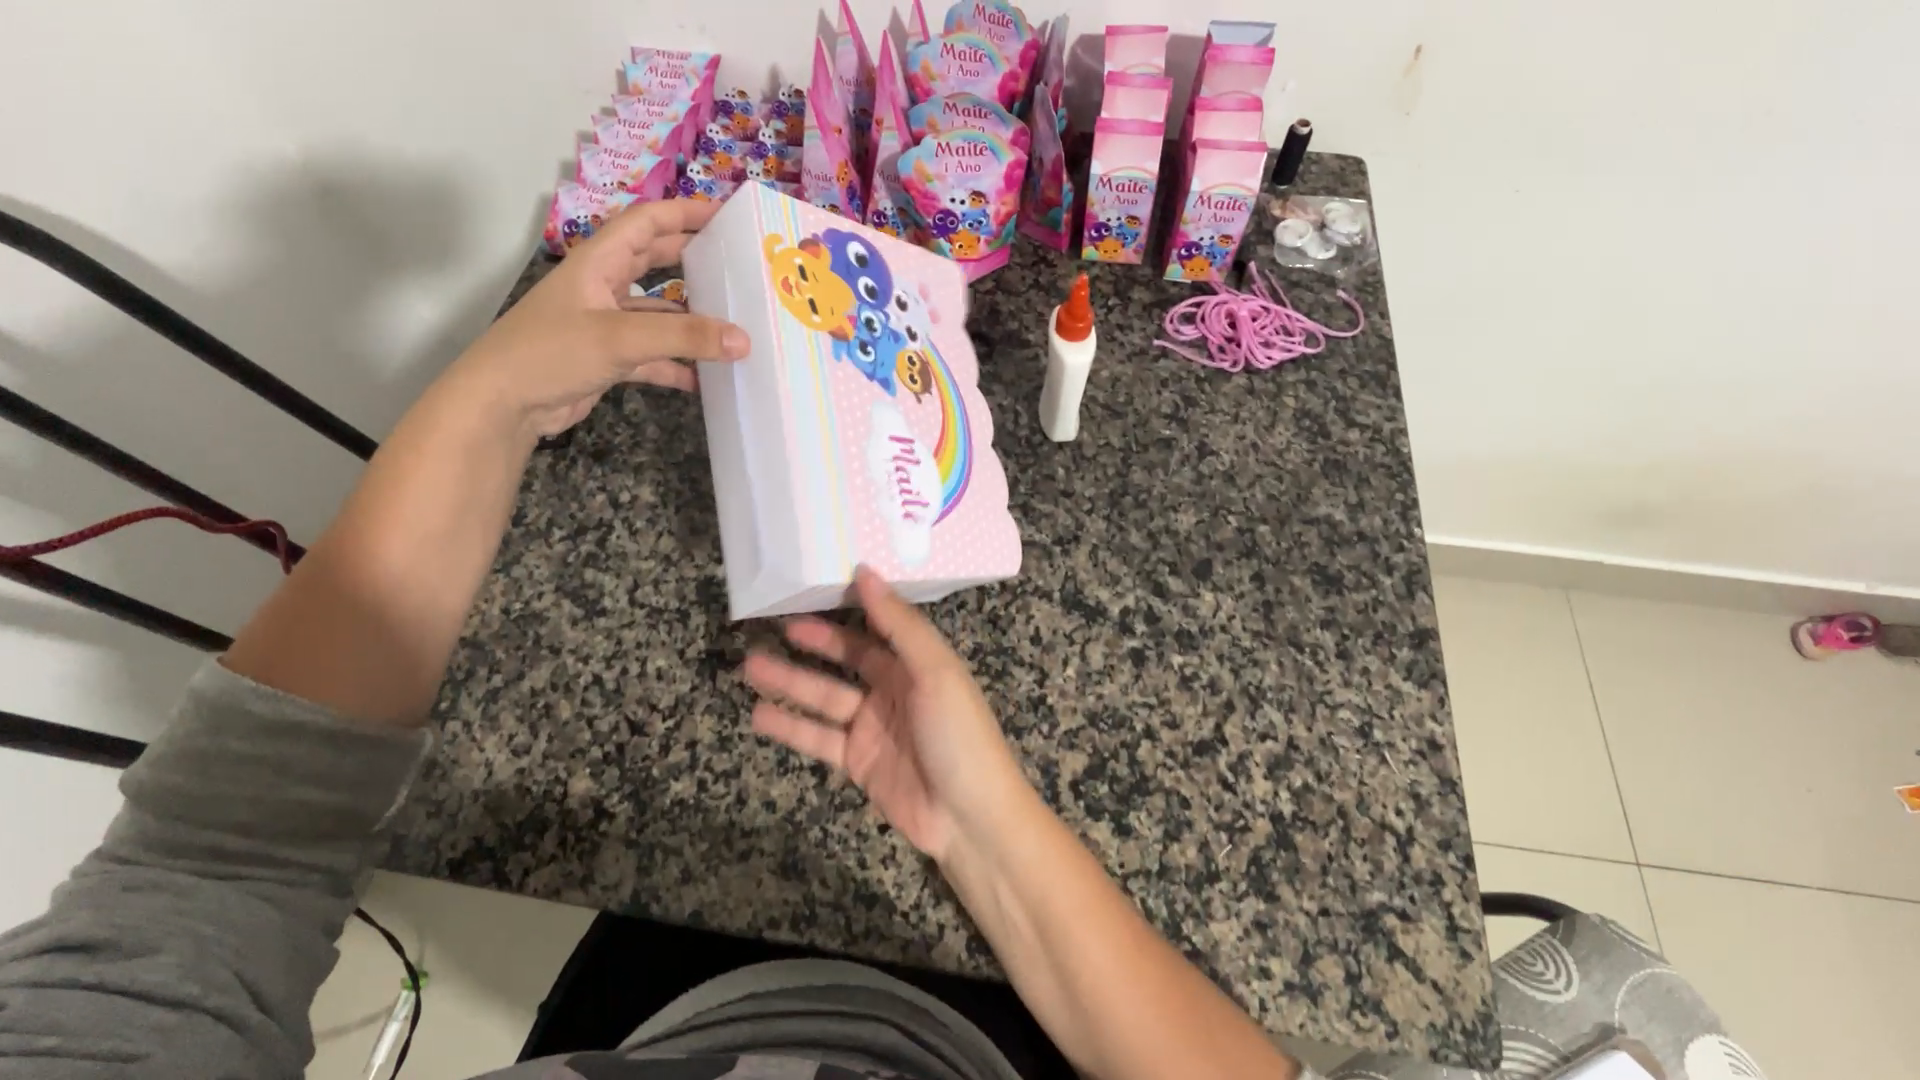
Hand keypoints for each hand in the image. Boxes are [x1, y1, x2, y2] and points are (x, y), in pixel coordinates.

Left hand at [447, 198, 749, 436]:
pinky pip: (652, 355)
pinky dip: (676, 365)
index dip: (685, 213)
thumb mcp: (620, 339)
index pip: (646, 222)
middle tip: (736, 264)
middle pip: (654, 262)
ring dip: (690, 321)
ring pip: (658, 314)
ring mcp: (605, 324)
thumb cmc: (551, 353)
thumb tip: (744, 340)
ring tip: (731, 325)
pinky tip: (704, 380)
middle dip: (693, 260)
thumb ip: (684, 337)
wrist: (502, 404)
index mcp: (598, 262)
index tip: (726, 216)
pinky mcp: (607, 359)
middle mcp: (602, 287)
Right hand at [742, 567, 1029, 862]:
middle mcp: (896, 690)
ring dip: (790, 682)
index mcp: (921, 663)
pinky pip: (819, 738)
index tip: (816, 586)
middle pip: (847, 659)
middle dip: (812, 644)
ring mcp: (875, 727)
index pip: (880, 626)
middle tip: (773, 624)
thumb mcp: (936, 671)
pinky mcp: (859, 762)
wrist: (969, 818)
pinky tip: (760, 714)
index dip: (850, 608)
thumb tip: (866, 573)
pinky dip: (791, 727)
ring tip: (750, 666)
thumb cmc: (959, 735)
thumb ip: (900, 624)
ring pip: (825, 697)